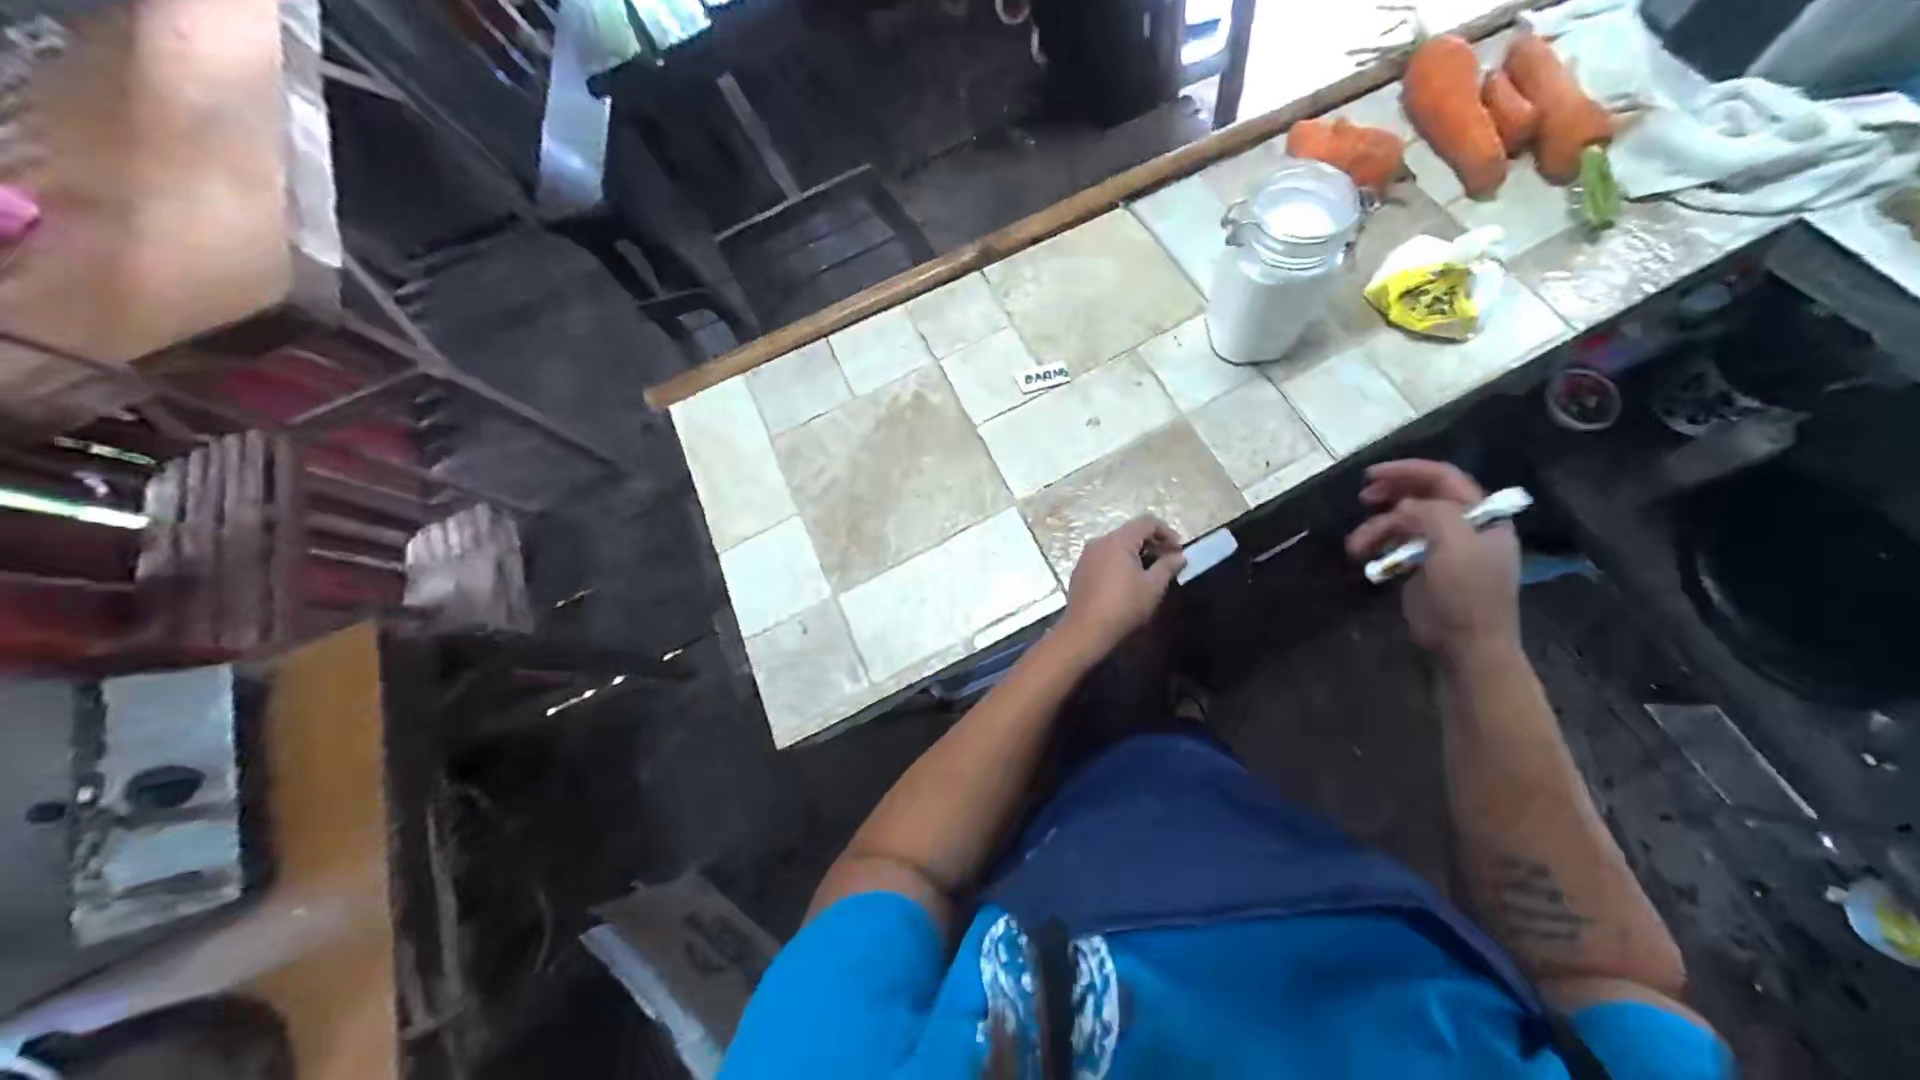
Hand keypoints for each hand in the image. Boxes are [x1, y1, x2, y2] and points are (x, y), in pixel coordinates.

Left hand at [1059, 516, 1185, 658]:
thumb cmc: (1123, 607)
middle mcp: (1099, 542)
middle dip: (1152, 543)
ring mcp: (1086, 556)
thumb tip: (1179, 556)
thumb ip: (1168, 566)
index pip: (1146, 521)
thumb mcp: (1153, 587)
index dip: (1167, 532)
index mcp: (1117, 541)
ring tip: (1150, 572)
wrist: (1085, 631)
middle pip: (1130, 532)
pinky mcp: (1080, 570)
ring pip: (1116, 545)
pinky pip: (1104, 557)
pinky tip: (1128, 580)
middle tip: (1168, 561)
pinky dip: (1120, 561)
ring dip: (1136, 553)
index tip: (1178, 551)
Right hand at [1344, 460, 1519, 663]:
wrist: (1467, 643)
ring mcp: (1443, 547)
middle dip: (1390, 494)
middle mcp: (1464, 526)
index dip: (1408, 471)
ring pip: (1404, 522)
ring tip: (1356, 546)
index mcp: (1481, 516)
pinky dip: (1379, 545)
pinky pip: (1398, 544)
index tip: (1371, 475)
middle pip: (1422, 496)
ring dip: (1376, 528)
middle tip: (1363, 498)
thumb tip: (1402, 507)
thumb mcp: (1454, 544)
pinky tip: (1366, 555)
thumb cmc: (1467, 592)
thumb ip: (1430, 513)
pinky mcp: (1423, 567)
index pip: (1444, 479)